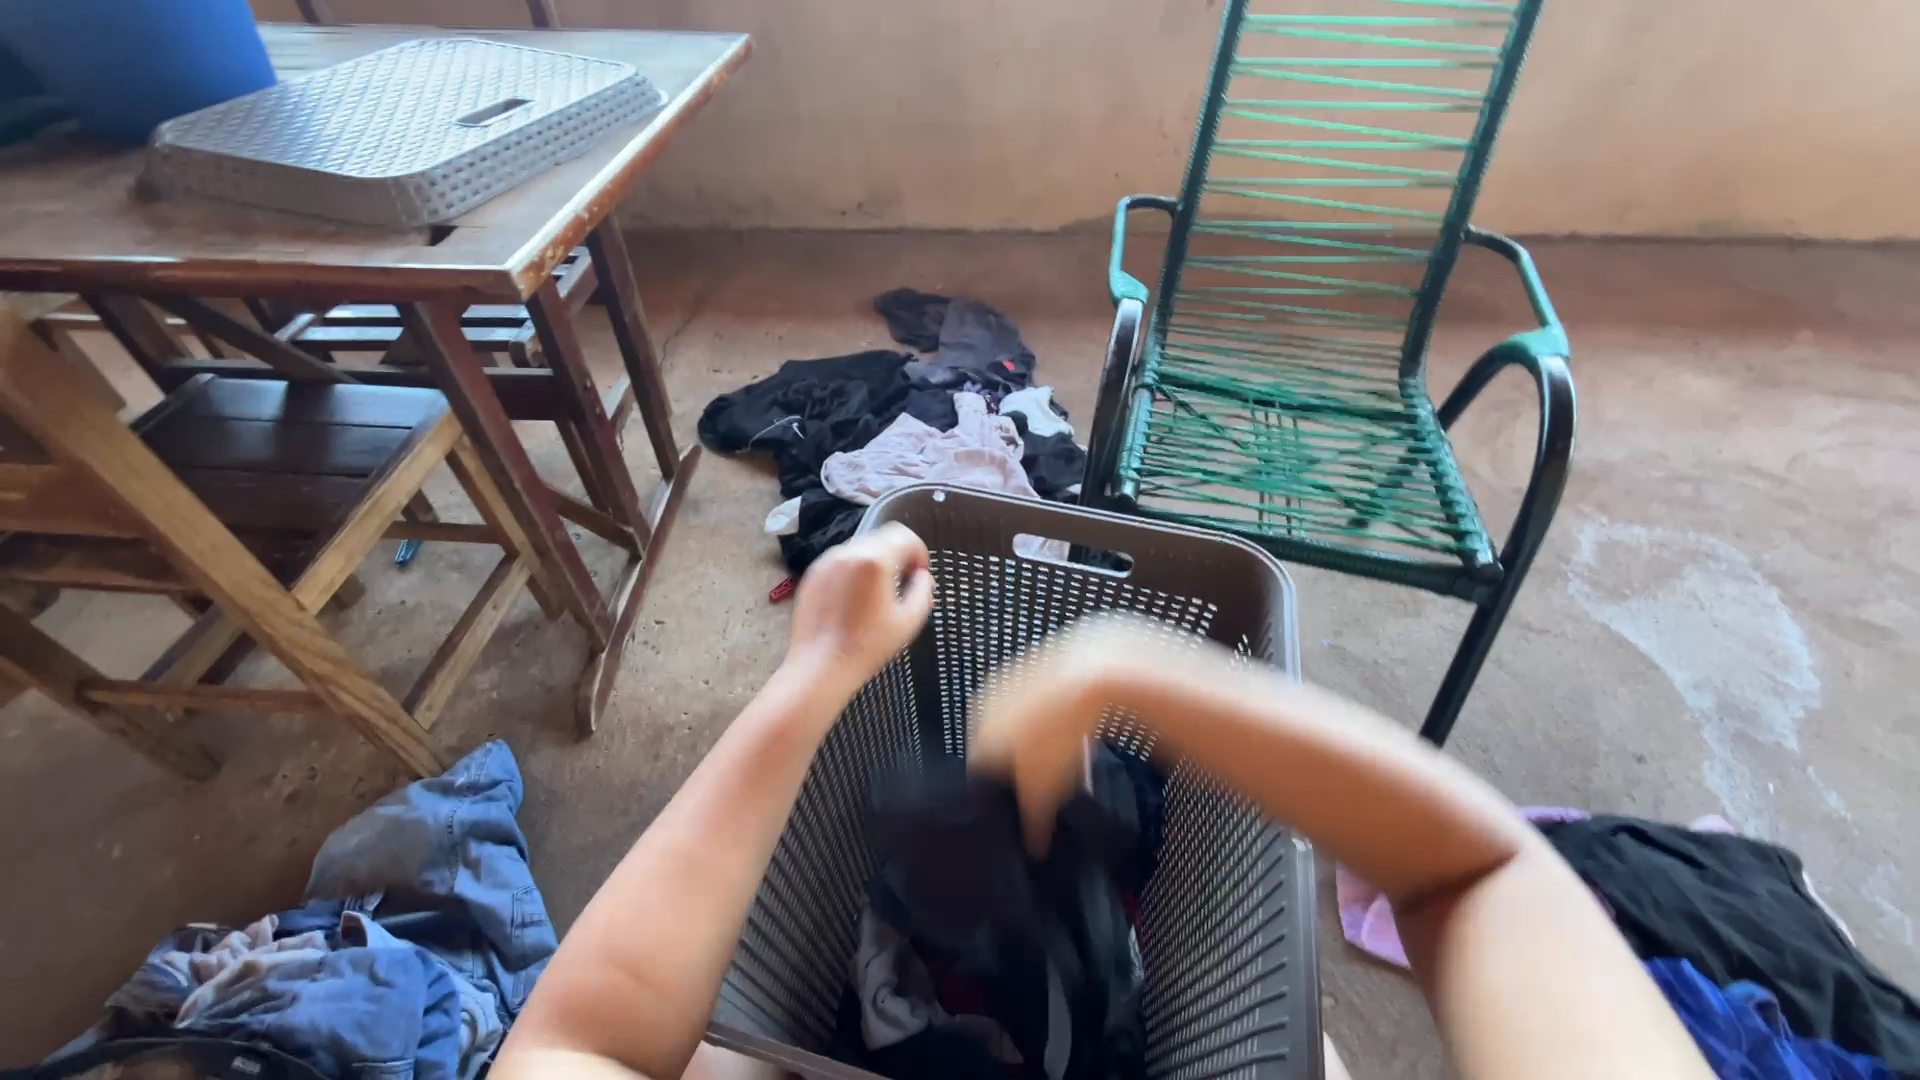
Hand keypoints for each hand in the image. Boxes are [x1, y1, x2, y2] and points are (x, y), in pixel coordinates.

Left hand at [785, 523, 933, 694]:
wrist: (820, 666)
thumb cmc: (867, 647)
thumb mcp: (908, 621)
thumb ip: (923, 591)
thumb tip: (923, 577)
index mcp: (875, 561)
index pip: (904, 537)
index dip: (918, 553)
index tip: (919, 574)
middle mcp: (848, 553)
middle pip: (882, 538)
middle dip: (897, 556)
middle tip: (902, 584)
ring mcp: (826, 562)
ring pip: (860, 548)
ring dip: (875, 562)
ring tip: (877, 594)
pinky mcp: (812, 574)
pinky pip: (840, 561)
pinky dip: (853, 571)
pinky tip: (854, 600)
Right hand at [969, 614, 1173, 854]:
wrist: (1089, 675)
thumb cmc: (1055, 737)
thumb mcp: (1043, 790)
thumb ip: (1032, 821)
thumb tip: (1034, 847)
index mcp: (979, 734)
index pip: (981, 771)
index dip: (1004, 791)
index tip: (1027, 802)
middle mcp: (988, 704)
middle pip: (1001, 742)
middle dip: (1023, 763)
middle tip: (1051, 781)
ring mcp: (1013, 679)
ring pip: (1024, 718)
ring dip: (1041, 737)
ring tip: (1071, 756)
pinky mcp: (1042, 662)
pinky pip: (1044, 697)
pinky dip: (1057, 712)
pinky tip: (1078, 726)